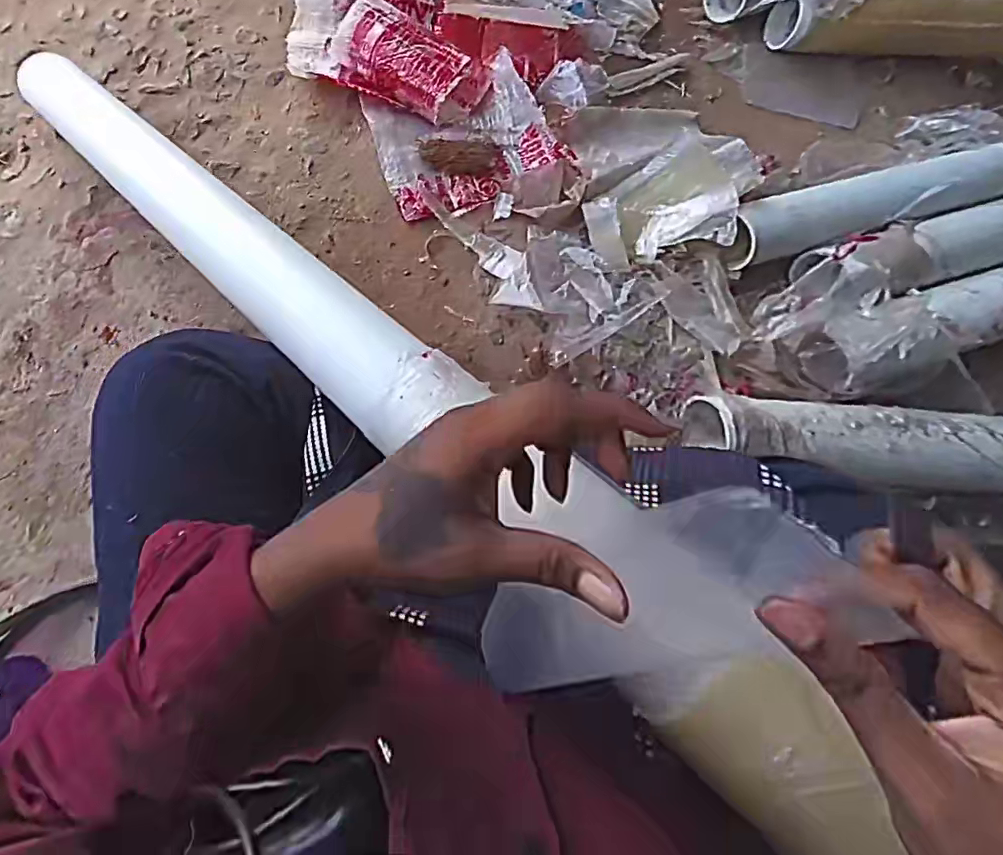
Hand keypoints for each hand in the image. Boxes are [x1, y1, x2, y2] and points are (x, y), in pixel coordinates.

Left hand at [249, 379, 672, 621]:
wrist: (340, 539)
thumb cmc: (402, 543)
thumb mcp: (480, 556)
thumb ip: (551, 565)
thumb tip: (622, 600)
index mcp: (479, 433)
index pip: (558, 402)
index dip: (614, 412)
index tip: (663, 433)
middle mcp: (471, 419)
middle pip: (549, 404)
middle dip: (593, 434)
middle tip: (621, 479)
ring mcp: (459, 429)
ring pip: (528, 418)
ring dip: (562, 447)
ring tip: (568, 497)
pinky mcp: (452, 445)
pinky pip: (507, 435)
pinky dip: (532, 458)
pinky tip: (528, 500)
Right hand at [757, 537, 1002, 854]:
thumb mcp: (916, 777)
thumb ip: (852, 684)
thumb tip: (784, 611)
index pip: (947, 601)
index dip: (869, 580)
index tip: (805, 585)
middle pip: (975, 585)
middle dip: (902, 561)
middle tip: (838, 567)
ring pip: (967, 609)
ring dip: (899, 599)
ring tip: (843, 615)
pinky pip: (960, 648)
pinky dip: (910, 637)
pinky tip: (874, 655)